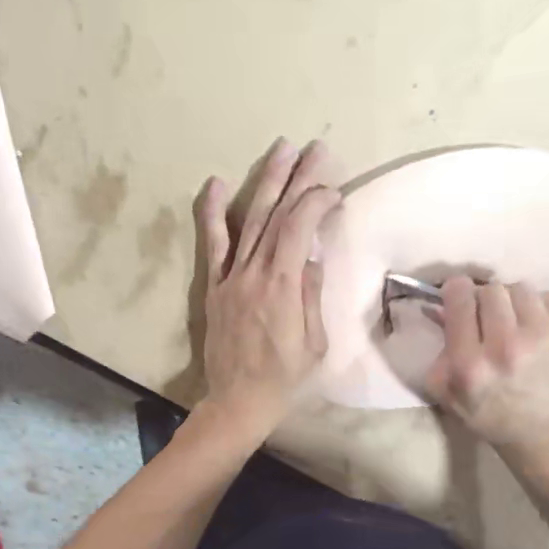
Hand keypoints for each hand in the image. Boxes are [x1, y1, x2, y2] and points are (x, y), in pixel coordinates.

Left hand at [192, 138, 340, 443]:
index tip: (335, 192)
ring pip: (249, 220)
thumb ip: (310, 296)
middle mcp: (254, 273)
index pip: (299, 228)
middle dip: (297, 177)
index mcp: (282, 287)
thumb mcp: (314, 344)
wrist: (239, 401)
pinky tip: (216, 183)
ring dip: (266, 182)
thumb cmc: (285, 380)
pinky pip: (213, 245)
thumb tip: (309, 255)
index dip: (317, 202)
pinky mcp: (215, 287)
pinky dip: (213, 212)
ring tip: (281, 150)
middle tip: (314, 148)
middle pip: (277, 214)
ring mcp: (231, 277)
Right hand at [425, 277, 548, 446]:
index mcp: (471, 363)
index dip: (458, 293)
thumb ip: (439, 346)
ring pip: (523, 289)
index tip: (461, 299)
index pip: (460, 295)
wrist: (540, 430)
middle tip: (491, 320)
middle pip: (492, 290)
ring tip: (518, 327)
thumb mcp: (446, 389)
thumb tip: (441, 306)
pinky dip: (544, 312)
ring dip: (516, 304)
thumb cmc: (487, 410)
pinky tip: (542, 336)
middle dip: (488, 302)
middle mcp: (509, 347)